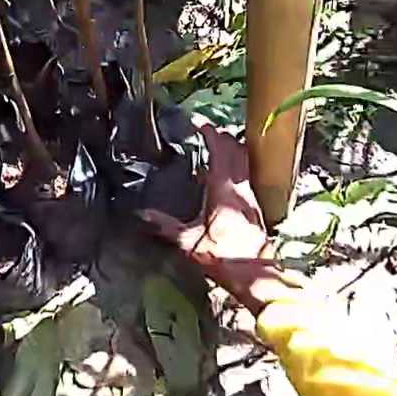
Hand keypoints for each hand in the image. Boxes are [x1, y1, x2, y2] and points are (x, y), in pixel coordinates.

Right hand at [139, 123, 284, 310]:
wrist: (255, 274)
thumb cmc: (223, 255)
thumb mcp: (188, 241)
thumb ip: (164, 225)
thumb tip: (140, 214)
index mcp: (224, 187)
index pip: (220, 148)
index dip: (210, 132)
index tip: (198, 122)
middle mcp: (240, 185)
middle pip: (236, 149)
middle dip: (222, 136)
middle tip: (205, 131)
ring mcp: (250, 194)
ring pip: (244, 161)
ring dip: (231, 150)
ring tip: (214, 147)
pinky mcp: (254, 205)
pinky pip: (244, 175)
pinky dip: (234, 166)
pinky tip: (220, 177)